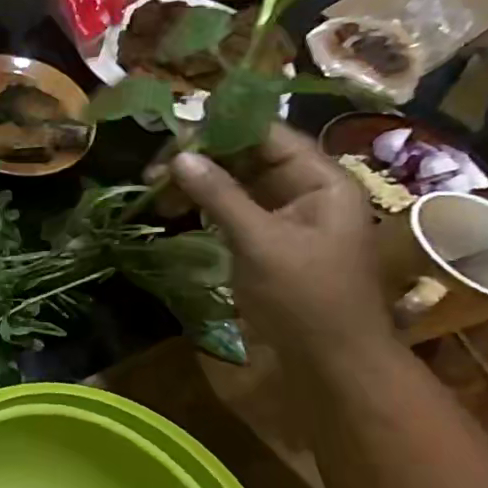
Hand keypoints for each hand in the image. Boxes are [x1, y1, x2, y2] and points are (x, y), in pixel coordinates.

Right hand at [170, 124, 394, 358]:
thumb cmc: (306, 296)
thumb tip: (179, 157)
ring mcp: (285, 214)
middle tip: (155, 169)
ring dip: (197, 182)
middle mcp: (305, 189)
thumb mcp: (260, 242)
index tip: (175, 137)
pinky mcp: (266, 237)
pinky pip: (232, 207)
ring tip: (156, 190)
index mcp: (321, 180)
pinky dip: (204, 204)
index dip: (222, 130)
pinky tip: (174, 207)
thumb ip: (220, 196)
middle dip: (202, 158)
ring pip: (235, 182)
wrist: (332, 358)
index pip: (269, 136)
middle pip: (248, 156)